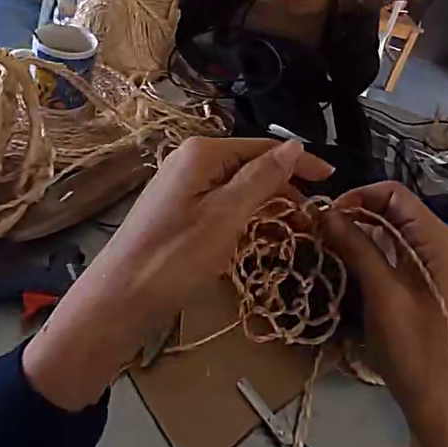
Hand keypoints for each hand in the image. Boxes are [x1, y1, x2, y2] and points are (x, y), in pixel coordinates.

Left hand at [23, 138, 332, 409]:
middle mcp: (191, 161)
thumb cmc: (174, 257)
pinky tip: (258, 237)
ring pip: (238, 188)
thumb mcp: (226, 215)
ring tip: (294, 232)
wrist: (117, 300)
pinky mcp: (177, 210)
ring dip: (267, 206)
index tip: (330, 180)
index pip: (264, 147)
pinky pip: (222, 205)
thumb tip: (296, 146)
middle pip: (251, 166)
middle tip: (313, 218)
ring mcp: (182, 186)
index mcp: (203, 153)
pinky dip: (245, 219)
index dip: (300, 163)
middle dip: (284, 189)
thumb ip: (263, 177)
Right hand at [318, 182, 447, 446]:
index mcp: (439, 239)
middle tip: (318, 233)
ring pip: (393, 232)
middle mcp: (442, 243)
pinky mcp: (429, 284)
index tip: (322, 217)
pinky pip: (398, 254)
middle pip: (394, 210)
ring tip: (327, 248)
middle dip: (355, 214)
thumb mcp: (383, 296)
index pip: (393, 193)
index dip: (356, 196)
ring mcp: (438, 264)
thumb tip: (323, 211)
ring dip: (360, 234)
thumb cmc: (417, 351)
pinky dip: (372, 253)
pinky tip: (349, 267)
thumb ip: (356, 247)